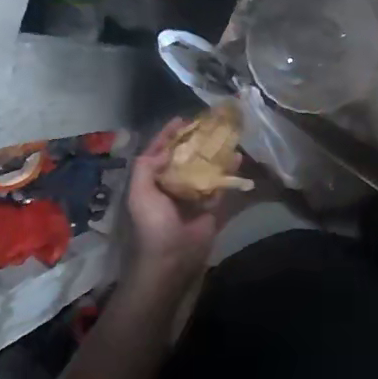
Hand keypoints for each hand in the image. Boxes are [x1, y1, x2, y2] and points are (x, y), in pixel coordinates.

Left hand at [127, 119, 217, 282]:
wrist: (173, 259)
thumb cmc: (153, 225)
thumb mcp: (140, 194)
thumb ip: (147, 167)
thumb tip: (168, 149)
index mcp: (151, 182)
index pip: (158, 152)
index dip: (167, 135)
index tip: (181, 119)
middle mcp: (171, 185)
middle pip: (183, 157)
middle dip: (194, 141)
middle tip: (209, 125)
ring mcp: (192, 195)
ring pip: (204, 168)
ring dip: (214, 154)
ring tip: (226, 137)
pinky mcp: (211, 206)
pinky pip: (221, 185)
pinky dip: (229, 172)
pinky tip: (237, 158)